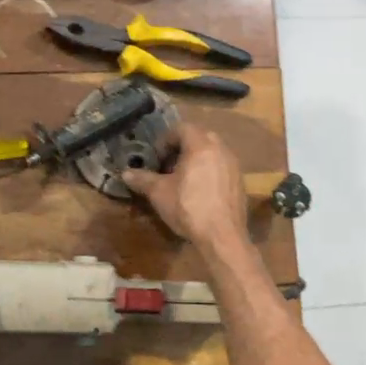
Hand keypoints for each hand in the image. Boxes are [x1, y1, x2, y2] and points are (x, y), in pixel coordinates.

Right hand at [122, 125, 250, 251]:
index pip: (181, 128)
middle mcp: (221, 149)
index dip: (165, 139)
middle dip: (181, 148)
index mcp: (201, 146)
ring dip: (196, 160)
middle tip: (168, 165)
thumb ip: (142, 179)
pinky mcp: (240, 182)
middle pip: (199, 137)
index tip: (156, 157)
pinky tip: (199, 192)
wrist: (222, 236)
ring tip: (182, 179)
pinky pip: (221, 167)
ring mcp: (234, 165)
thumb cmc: (188, 208)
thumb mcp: (159, 193)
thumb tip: (125, 173)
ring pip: (212, 152)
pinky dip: (208, 172)